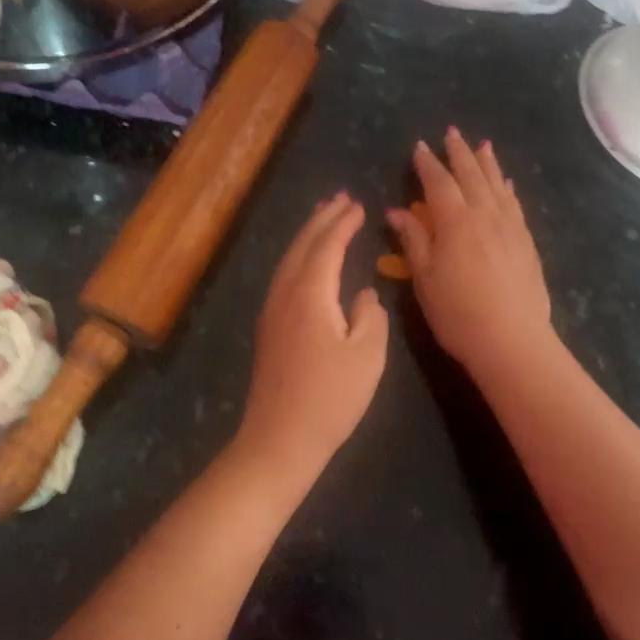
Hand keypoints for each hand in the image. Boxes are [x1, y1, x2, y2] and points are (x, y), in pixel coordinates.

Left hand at [236, 193, 388, 471]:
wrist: (279, 440)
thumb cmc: (330, 399)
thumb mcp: (367, 356)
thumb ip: (370, 316)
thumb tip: (363, 294)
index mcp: (310, 293)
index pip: (327, 246)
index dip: (343, 223)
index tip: (358, 205)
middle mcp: (285, 293)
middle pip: (302, 245)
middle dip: (321, 219)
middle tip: (340, 199)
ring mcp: (272, 311)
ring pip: (289, 259)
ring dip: (308, 235)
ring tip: (324, 219)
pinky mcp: (269, 328)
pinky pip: (284, 275)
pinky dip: (300, 256)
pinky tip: (309, 263)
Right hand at [388, 128, 554, 372]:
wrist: (512, 341)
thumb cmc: (458, 313)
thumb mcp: (425, 279)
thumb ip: (413, 241)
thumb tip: (397, 212)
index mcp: (455, 221)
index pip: (439, 182)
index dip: (428, 163)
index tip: (420, 146)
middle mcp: (485, 215)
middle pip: (471, 175)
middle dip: (459, 152)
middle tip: (452, 133)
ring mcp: (510, 227)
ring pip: (497, 185)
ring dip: (487, 163)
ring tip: (482, 145)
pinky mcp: (527, 243)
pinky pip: (515, 204)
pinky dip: (507, 189)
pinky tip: (506, 184)